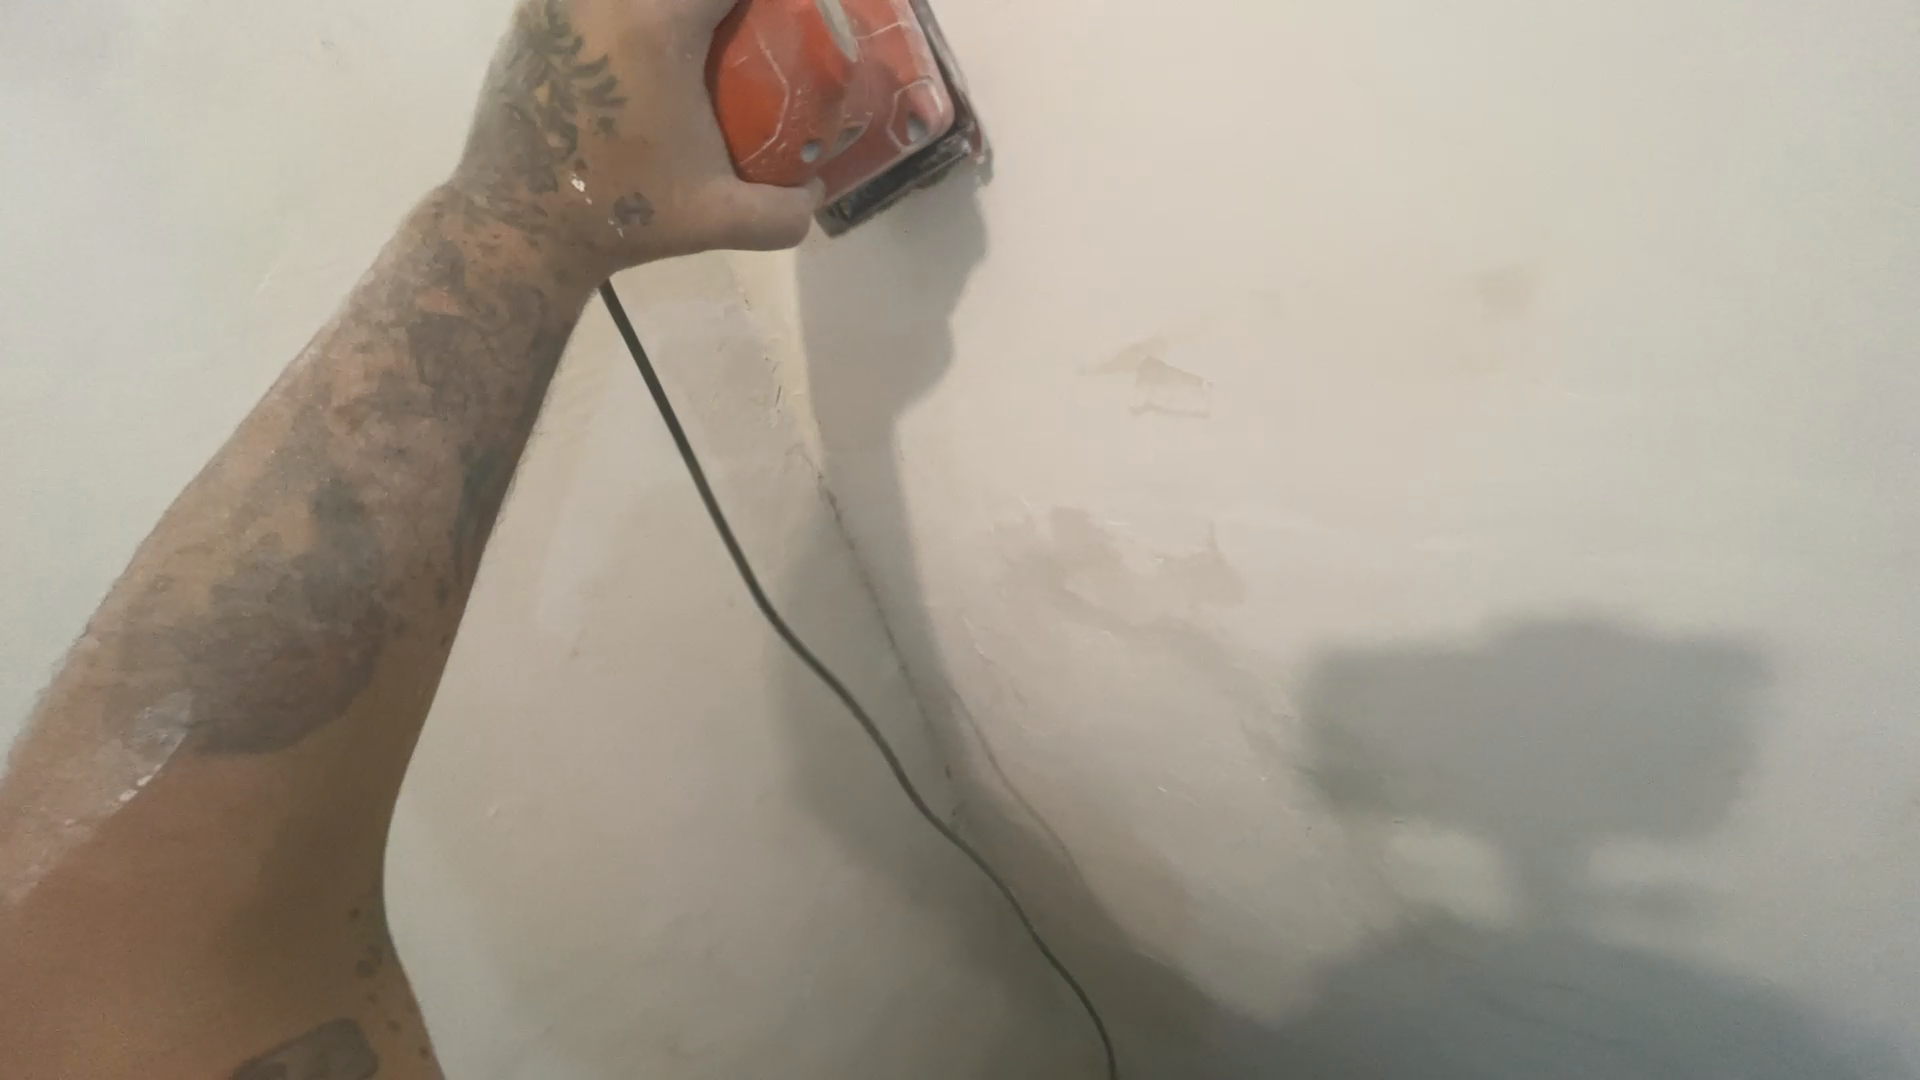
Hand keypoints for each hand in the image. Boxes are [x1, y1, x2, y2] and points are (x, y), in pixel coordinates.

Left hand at [452, 0, 820, 276]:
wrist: (525, 220)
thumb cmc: (625, 214)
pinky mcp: (535, 13)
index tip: (778, 17)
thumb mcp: (719, 221)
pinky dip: (633, 17)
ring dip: (674, 14)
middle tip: (740, 30)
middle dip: (718, 6)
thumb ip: (783, 214)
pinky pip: (598, 1)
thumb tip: (814, 191)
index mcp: (657, 23)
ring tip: (698, 47)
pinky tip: (644, 62)